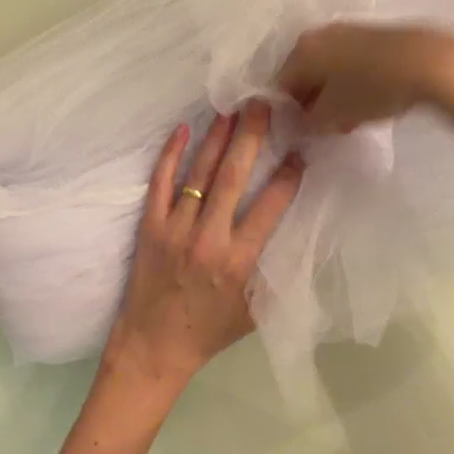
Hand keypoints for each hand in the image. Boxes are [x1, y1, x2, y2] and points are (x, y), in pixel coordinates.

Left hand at [98, 99, 304, 393]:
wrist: (154, 347)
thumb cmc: (210, 331)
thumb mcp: (256, 311)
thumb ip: (277, 275)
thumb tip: (303, 241)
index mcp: (239, 260)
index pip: (270, 206)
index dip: (288, 175)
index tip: (300, 151)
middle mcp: (208, 238)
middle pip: (233, 177)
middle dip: (251, 137)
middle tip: (263, 106)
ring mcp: (175, 229)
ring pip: (199, 174)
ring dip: (217, 139)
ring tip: (232, 110)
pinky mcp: (150, 227)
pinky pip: (160, 184)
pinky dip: (170, 155)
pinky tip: (182, 130)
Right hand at [276, 23, 453, 133]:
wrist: (426, 63)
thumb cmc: (371, 88)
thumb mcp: (333, 115)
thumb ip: (308, 123)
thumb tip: (300, 124)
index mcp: (301, 50)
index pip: (280, 85)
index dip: (288, 113)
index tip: (301, 132)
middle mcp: (319, 35)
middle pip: (305, 75)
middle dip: (312, 104)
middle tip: (325, 128)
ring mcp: (347, 32)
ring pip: (329, 70)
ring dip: (333, 96)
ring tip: (350, 121)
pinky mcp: (373, 37)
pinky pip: (350, 64)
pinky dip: (351, 84)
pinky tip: (368, 104)